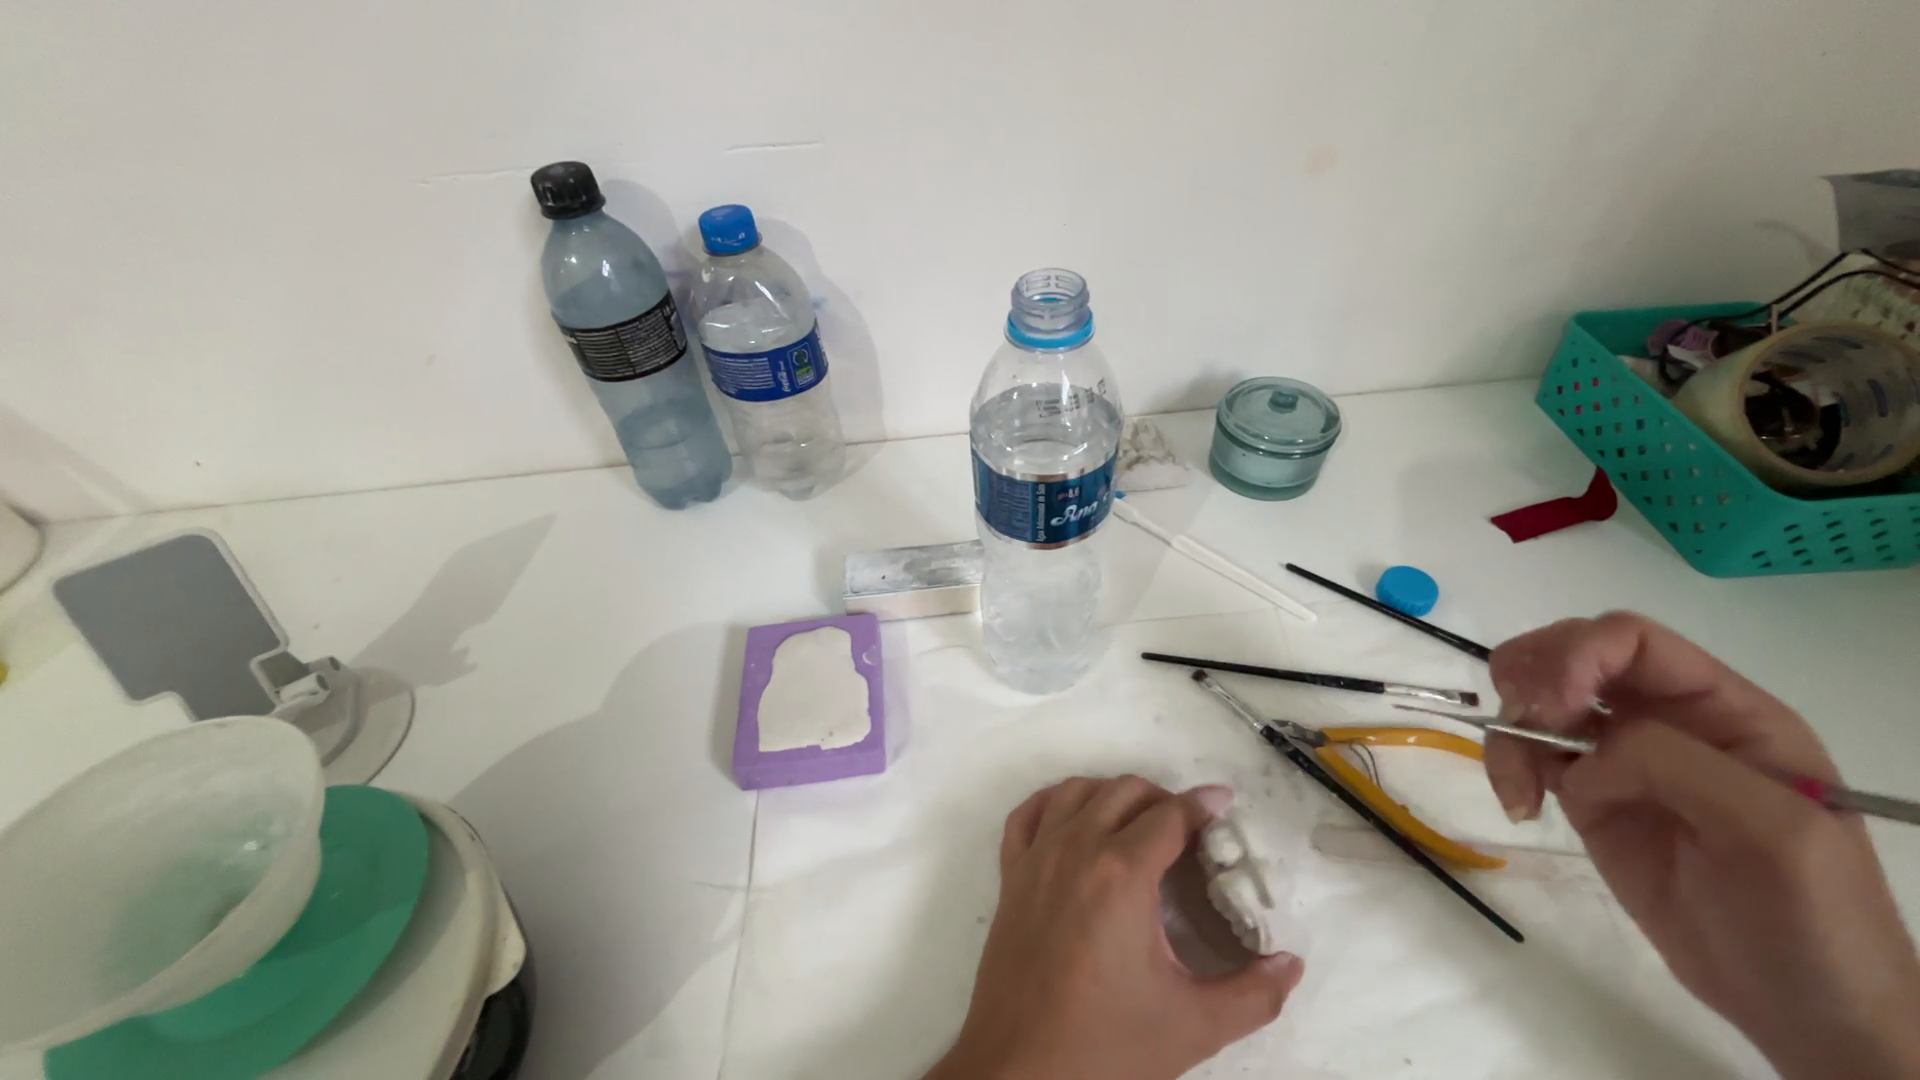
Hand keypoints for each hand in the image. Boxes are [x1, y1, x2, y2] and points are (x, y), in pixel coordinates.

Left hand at [927, 777, 1303, 1079]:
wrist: (1018, 1069)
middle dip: (1162, 798)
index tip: (1224, 806)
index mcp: (1122, 873)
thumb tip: (1291, 964)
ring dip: (1111, 794)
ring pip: (1075, 791)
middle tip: (1188, 830)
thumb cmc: (1106, 1046)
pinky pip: (1027, 814)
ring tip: (1138, 823)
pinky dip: (1053, 802)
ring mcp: (1036, 857)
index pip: (1170, 814)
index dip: (1202, 804)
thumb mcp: (1193, 1025)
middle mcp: (1076, 849)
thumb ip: (1253, 994)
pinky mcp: (1010, 875)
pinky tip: (1074, 820)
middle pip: (1124, 791)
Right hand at [1485, 612, 1919, 1079]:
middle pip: (1569, 657)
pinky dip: (1505, 768)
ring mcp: (1619, 758)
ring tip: (1519, 791)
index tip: (1551, 704)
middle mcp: (1664, 720)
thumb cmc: (1809, 914)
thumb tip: (1580, 756)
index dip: (1578, 654)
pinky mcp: (1583, 795)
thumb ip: (1674, 762)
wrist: (1798, 1006)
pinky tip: (1520, 807)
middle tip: (1524, 730)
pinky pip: (1525, 754)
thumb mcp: (1771, 829)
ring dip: (1509, 733)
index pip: (1631, 640)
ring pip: (1534, 704)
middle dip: (1530, 682)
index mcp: (1723, 709)